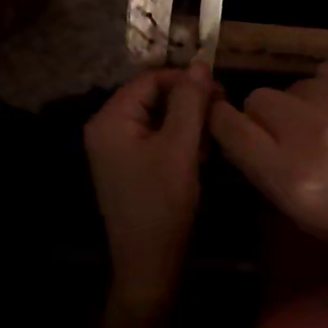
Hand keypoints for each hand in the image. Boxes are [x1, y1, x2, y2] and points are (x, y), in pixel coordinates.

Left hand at [85, 62, 214, 310]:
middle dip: (188, 103)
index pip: (149, 80)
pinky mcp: (129, 166)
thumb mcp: (180, 148)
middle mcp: (106, 129)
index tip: (221, 91)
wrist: (149, 264)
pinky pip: (155, 138)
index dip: (185, 80)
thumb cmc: (163, 203)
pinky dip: (179, 140)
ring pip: (157, 118)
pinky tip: (200, 156)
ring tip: (213, 139)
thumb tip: (199, 63)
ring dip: (187, 122)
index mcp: (110, 120)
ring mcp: (115, 150)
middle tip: (222, 113)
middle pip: (152, 97)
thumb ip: (190, 102)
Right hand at [209, 62, 327, 246]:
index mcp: (292, 177)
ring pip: (294, 84)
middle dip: (266, 116)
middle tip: (293, 136)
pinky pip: (326, 70)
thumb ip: (266, 172)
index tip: (232, 126)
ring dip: (303, 102)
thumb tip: (239, 132)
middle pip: (258, 98)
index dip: (225, 124)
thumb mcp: (308, 216)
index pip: (229, 128)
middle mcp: (311, 132)